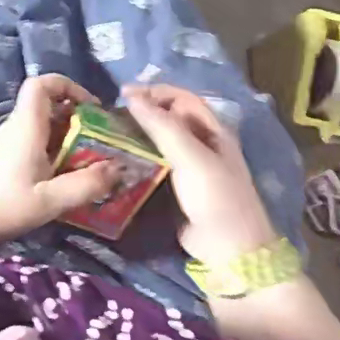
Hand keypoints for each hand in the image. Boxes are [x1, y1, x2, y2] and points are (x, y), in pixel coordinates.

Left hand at [0, 74, 117, 241]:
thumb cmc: (4, 203)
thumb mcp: (50, 200)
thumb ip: (86, 184)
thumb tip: (118, 170)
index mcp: (26, 126)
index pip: (42, 84)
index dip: (68, 86)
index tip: (90, 107)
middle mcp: (17, 126)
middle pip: (49, 105)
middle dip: (77, 117)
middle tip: (100, 140)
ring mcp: (9, 140)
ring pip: (43, 125)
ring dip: (68, 137)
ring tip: (90, 160)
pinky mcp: (5, 156)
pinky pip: (35, 142)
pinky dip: (54, 150)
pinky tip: (67, 174)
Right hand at [122, 84, 278, 264]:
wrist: (229, 248)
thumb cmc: (215, 197)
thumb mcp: (190, 157)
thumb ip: (162, 126)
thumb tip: (132, 97)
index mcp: (214, 131)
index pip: (182, 99)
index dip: (154, 92)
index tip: (122, 94)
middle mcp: (203, 144)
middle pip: (171, 117)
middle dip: (143, 111)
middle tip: (112, 115)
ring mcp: (191, 166)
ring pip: (161, 140)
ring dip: (138, 134)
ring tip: (110, 134)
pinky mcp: (178, 186)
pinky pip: (156, 163)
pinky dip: (139, 156)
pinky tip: (120, 159)